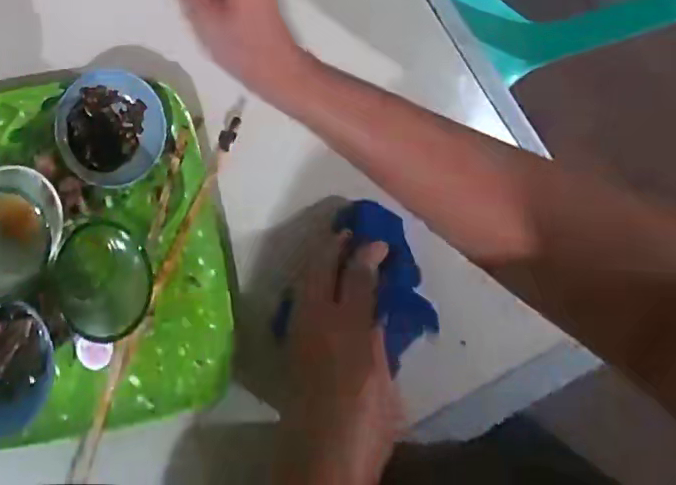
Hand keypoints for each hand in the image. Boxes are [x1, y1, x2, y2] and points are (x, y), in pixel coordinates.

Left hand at [285, 230, 402, 484]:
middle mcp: (320, 317)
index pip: (359, 279)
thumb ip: (378, 342)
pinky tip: (313, 274)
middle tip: (345, 227)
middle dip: (333, 244)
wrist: (321, 447)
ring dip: (317, 255)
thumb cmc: (366, 422)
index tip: (378, 241)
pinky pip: (298, 293)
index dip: (368, 256)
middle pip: (323, 268)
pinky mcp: (290, 336)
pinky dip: (308, 276)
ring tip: (328, 241)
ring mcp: (300, 324)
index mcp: (352, 328)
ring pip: (306, 276)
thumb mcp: (385, 382)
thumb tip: (378, 314)